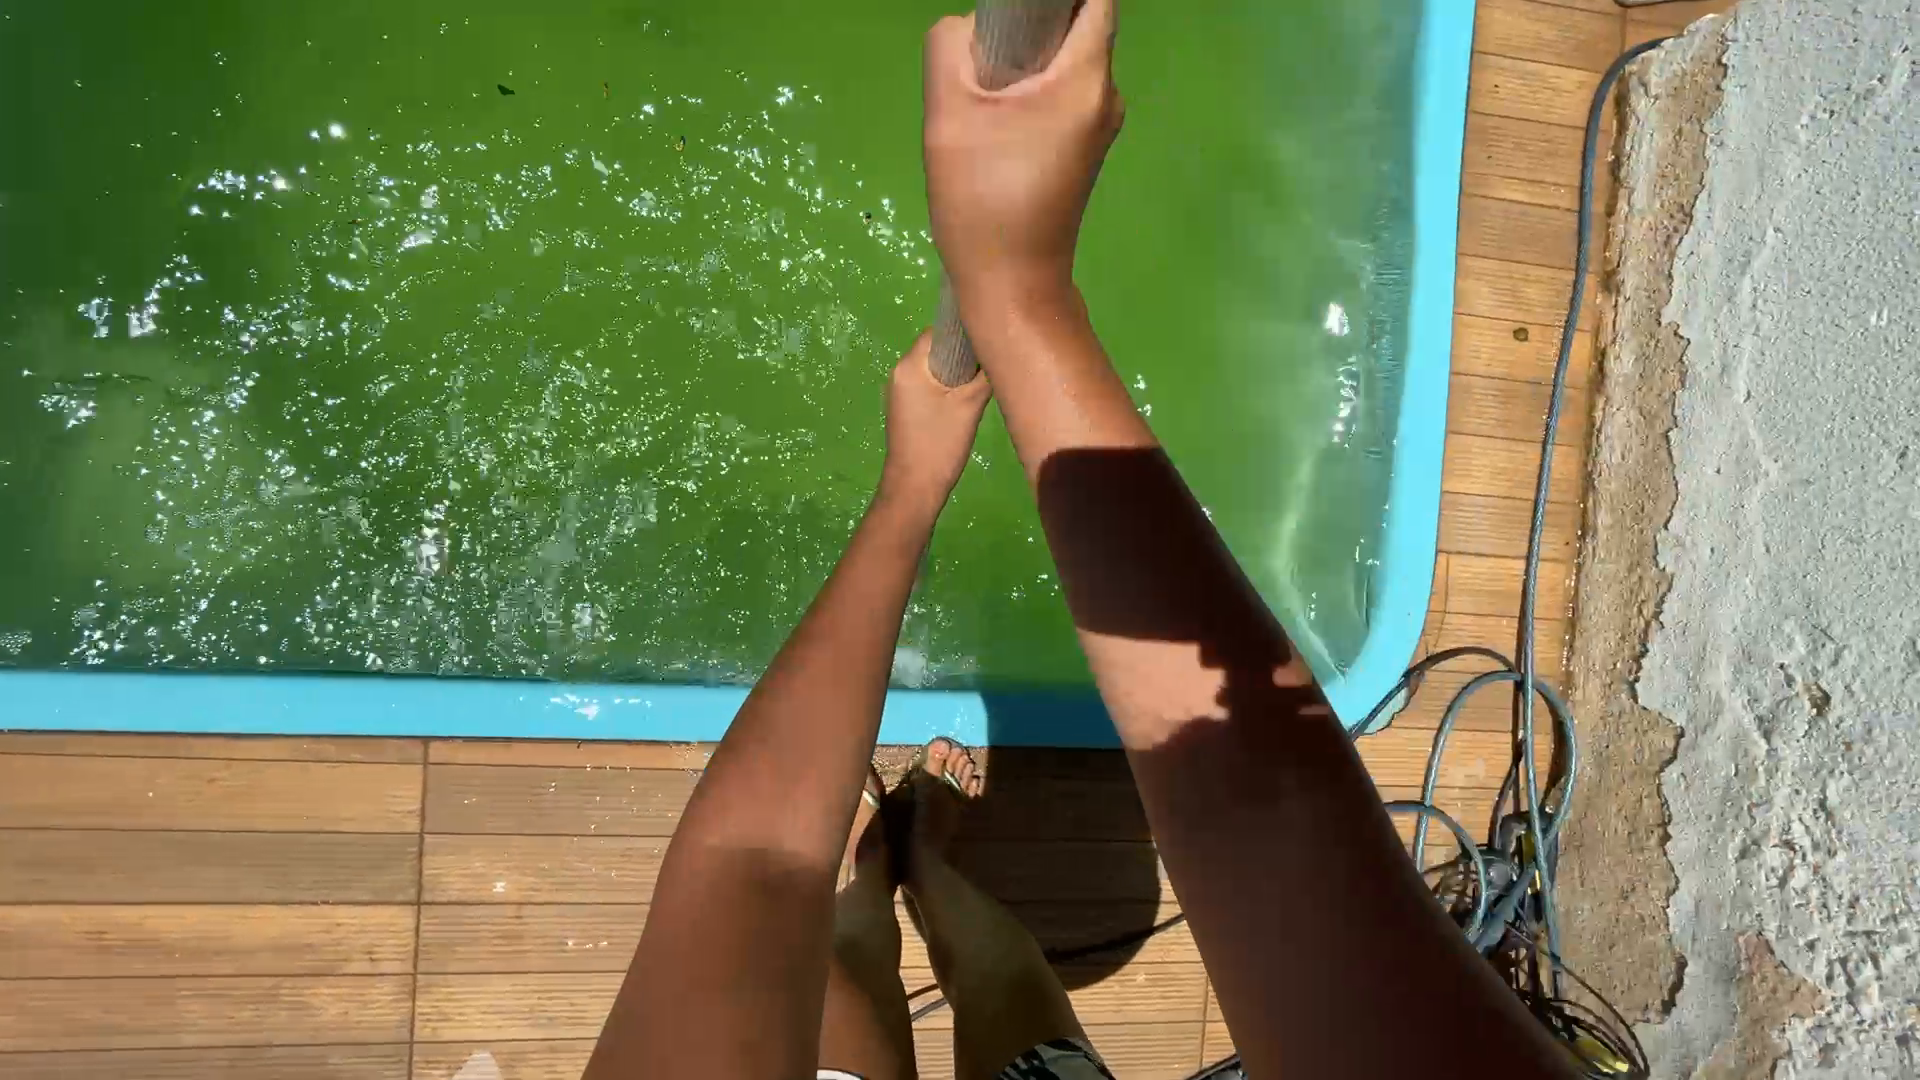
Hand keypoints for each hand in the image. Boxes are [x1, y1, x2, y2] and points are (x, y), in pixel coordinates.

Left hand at [879, 331, 991, 510]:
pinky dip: (946, 390)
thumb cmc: (940, 444)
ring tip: (978, 387)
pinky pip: (928, 387)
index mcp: (909, 366)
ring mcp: (899, 393)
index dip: (963, 335)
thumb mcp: (970, 405)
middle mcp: (898, 373)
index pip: (938, 333)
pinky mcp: (904, 409)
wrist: (915, 487)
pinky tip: (963, 405)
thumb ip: (983, 375)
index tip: (986, 346)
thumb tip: (995, 354)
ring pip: (933, 371)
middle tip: (987, 369)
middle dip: (962, 357)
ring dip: (956, 375)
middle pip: (936, 351)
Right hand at [922, 0, 1122, 305]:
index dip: (1049, 0)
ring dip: (1021, 78)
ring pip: (1061, 72)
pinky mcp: (1084, 159)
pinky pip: (1059, 106)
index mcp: (1087, 79)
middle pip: (1071, 32)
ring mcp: (1098, 133)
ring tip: (984, 120)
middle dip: (1024, 41)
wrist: (1012, 290)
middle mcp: (1106, 100)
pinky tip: (996, 143)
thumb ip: (949, 50)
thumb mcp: (948, 117)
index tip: (1009, 23)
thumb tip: (967, 33)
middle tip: (982, 80)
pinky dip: (1029, 107)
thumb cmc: (982, 207)